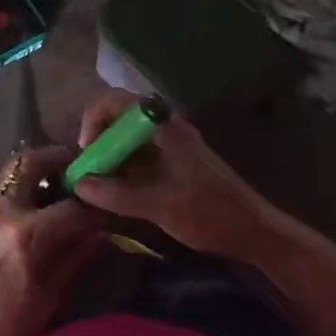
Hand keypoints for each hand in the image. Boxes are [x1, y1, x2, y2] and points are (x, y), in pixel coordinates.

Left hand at [0, 146, 102, 335]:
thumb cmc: (6, 327)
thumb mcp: (50, 296)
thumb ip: (74, 256)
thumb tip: (99, 231)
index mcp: (25, 234)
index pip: (71, 207)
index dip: (96, 207)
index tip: (111, 207)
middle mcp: (2, 209)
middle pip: (32, 162)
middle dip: (60, 160)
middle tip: (82, 171)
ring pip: (13, 167)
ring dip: (40, 168)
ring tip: (63, 186)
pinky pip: (2, 183)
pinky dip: (23, 181)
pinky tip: (40, 202)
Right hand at [70, 90, 272, 255]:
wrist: (258, 234)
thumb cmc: (211, 214)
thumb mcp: (159, 206)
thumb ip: (116, 194)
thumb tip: (78, 185)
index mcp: (164, 127)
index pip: (115, 101)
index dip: (93, 120)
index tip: (88, 150)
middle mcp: (165, 126)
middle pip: (118, 116)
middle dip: (98, 140)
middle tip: (91, 169)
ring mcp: (170, 142)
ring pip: (126, 135)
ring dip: (109, 155)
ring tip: (100, 183)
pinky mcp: (174, 158)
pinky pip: (138, 151)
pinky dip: (123, 165)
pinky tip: (119, 190)